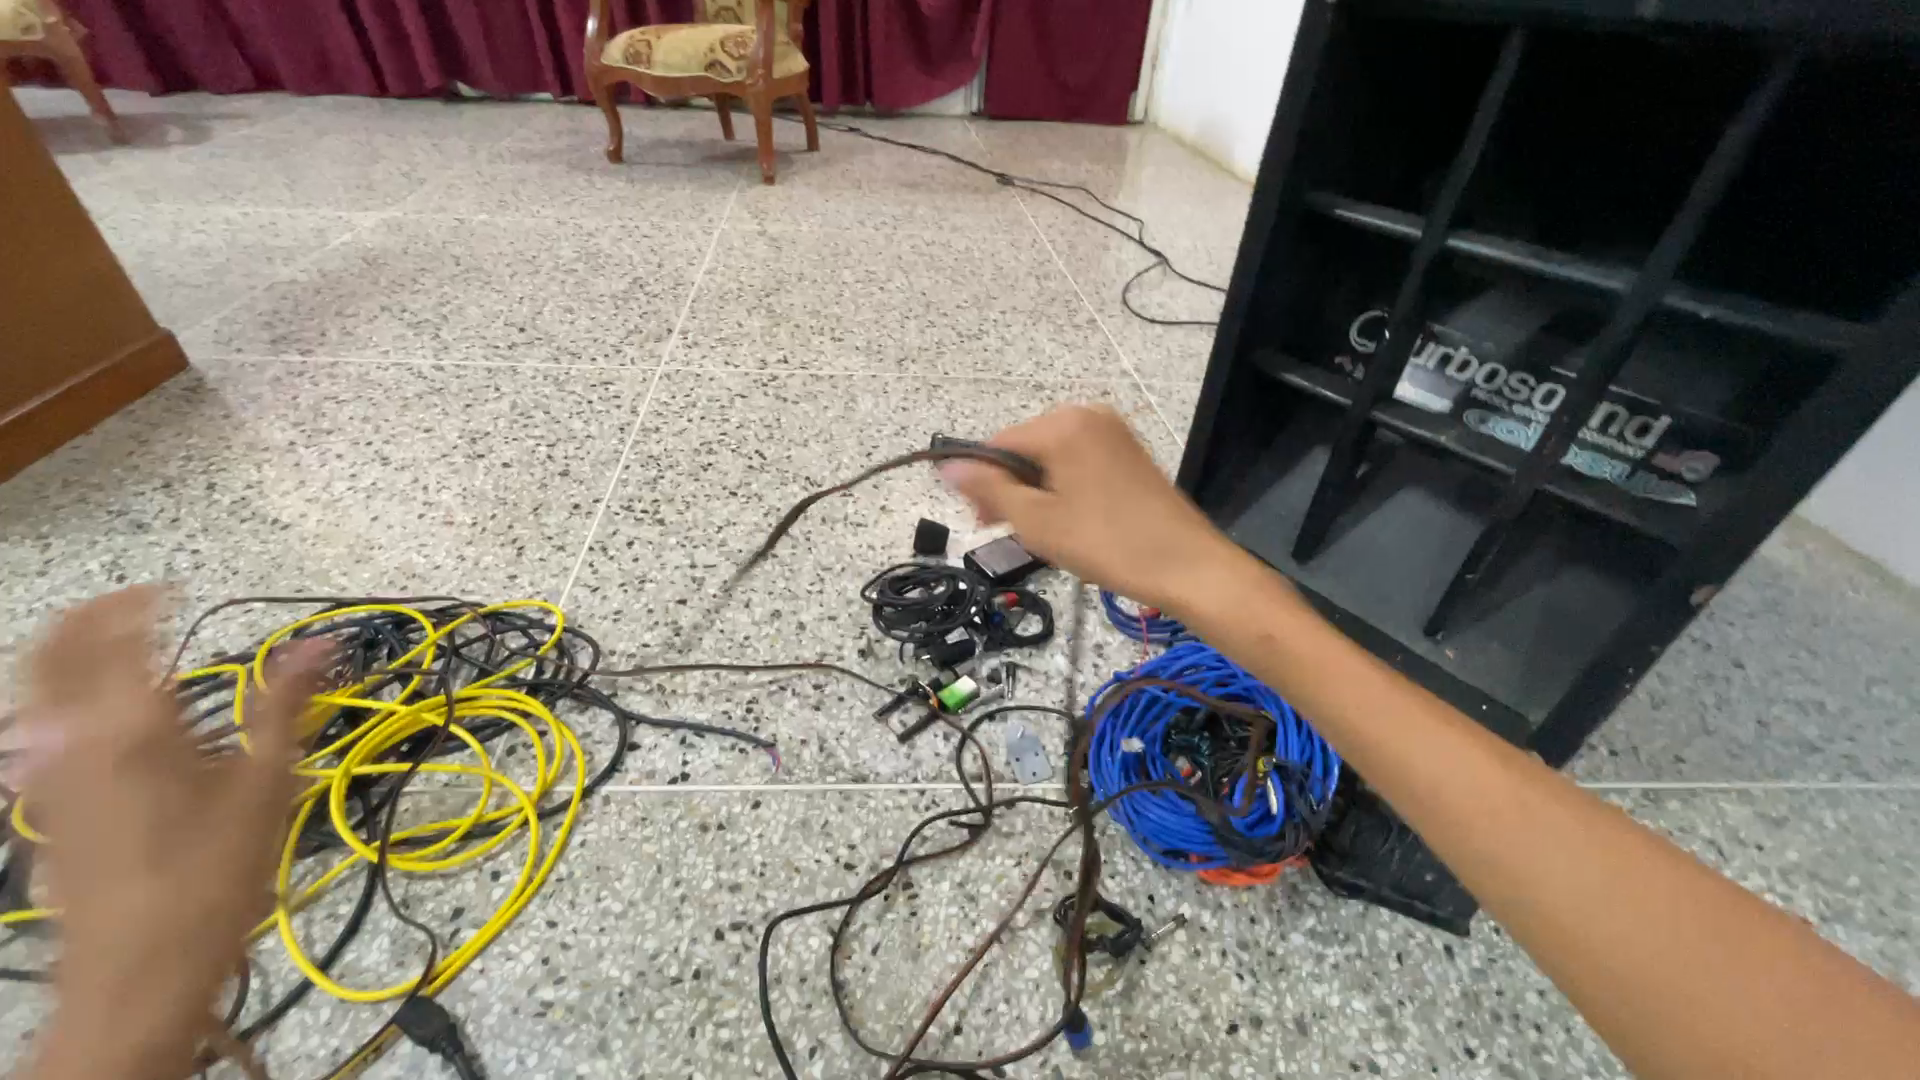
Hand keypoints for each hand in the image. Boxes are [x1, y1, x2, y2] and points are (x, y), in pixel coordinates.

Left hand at [17, 588, 332, 1078]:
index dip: (138, 601)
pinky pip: (41, 726)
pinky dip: (66, 696)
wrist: (140, 965)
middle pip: (50, 656)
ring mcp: (49, 773)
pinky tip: (112, 710)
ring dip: (69, 654)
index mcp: (132, 726)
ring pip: (35, 691)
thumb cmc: (217, 869)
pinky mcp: (48, 802)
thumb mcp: (269, 781)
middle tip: (138, 600)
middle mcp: (73, 739)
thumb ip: (287, 702)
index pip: (113, 639)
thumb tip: (323, 641)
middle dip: (87, 618)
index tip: (174, 585)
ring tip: (123, 643)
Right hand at [940, 404, 1258, 618]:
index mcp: (1063, 424)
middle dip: (1011, 488)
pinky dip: (1064, 489)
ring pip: (1051, 458)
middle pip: (1025, 448)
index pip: (997, 444)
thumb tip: (946, 464)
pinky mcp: (1130, 453)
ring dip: (1037, 492)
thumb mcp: (1036, 520)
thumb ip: (988, 488)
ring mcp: (1114, 432)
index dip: (982, 483)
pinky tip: (1072, 521)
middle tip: (1014, 533)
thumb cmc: (1106, 543)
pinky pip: (1078, 463)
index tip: (984, 523)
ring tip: (1047, 534)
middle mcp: (1089, 415)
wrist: (1186, 566)